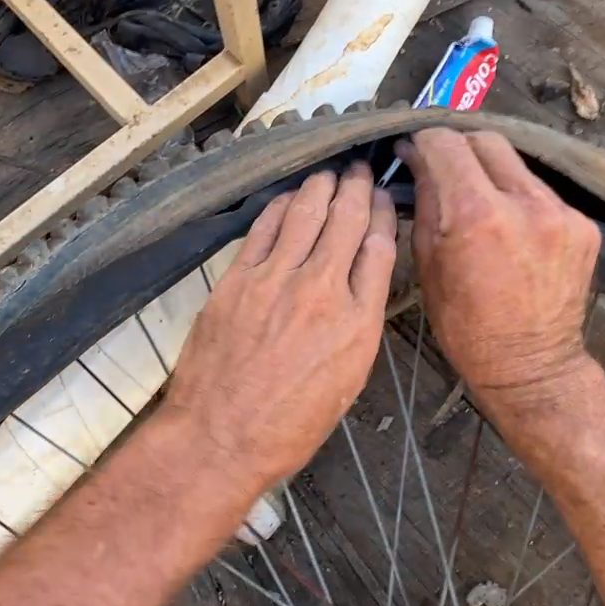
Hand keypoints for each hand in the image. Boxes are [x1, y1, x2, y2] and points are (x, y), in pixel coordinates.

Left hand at [164, 162, 397, 491]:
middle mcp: (320, 292)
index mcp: (357, 323)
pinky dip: (280, 207)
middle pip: (346, 221)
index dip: (383, 215)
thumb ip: (356, 326)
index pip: (379, 249)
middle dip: (357, 188)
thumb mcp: (345, 382)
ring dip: (321, 187)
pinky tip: (288, 197)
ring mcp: (275, 280)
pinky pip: (264, 229)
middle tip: (360, 169)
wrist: (220, 436)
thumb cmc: (288, 426)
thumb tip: (358, 284)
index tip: (384, 198)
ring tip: (330, 172)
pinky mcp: (237, 279)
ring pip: (305, 215)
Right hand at [398, 129, 604, 434]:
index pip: (446, 144)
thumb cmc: (462, 322)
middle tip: (440, 166)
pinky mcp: (582, 225)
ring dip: (487, 170)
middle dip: (457, 147)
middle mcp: (524, 203)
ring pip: (515, 163)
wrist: (529, 365)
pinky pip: (539, 191)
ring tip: (473, 196)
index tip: (412, 150)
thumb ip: (426, 202)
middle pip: (485, 140)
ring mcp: (561, 213)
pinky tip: (505, 222)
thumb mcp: (426, 260)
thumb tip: (417, 161)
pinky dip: (515, 195)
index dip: (423, 141)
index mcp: (476, 214)